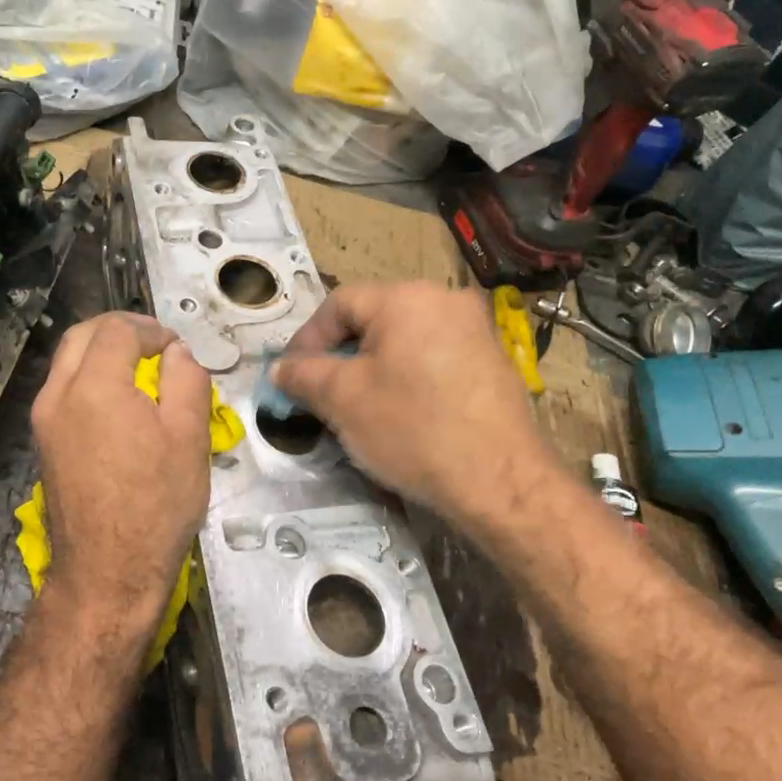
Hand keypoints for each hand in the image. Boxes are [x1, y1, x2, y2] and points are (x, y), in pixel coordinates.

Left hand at [31, 313, 211, 619]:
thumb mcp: (189, 438)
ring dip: (100, 352)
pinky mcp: (42, 442)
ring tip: (139, 370)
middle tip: (155, 345)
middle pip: (82, 335)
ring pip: (66, 361)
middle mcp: (57, 394)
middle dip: (119, 330)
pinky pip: (61, 390)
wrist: (107, 573)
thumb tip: (175, 352)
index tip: (176, 348)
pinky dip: (87, 378)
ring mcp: (43, 420)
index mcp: (93, 386)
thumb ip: (186, 380)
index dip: (151, 329)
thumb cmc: (155, 506)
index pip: (117, 330)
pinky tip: (118, 402)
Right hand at [271, 282, 573, 534]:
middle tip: (320, 392)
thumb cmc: (412, 429)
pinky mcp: (493, 362)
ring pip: (403, 340)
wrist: (500, 482)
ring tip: (356, 407)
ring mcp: (476, 330)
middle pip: (373, 319)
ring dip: (372, 367)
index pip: (339, 304)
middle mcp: (446, 300)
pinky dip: (407, 377)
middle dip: (340, 354)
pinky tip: (401, 414)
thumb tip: (281, 368)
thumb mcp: (342, 400)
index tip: (292, 375)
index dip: (308, 338)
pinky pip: (433, 358)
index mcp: (407, 298)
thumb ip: (303, 375)